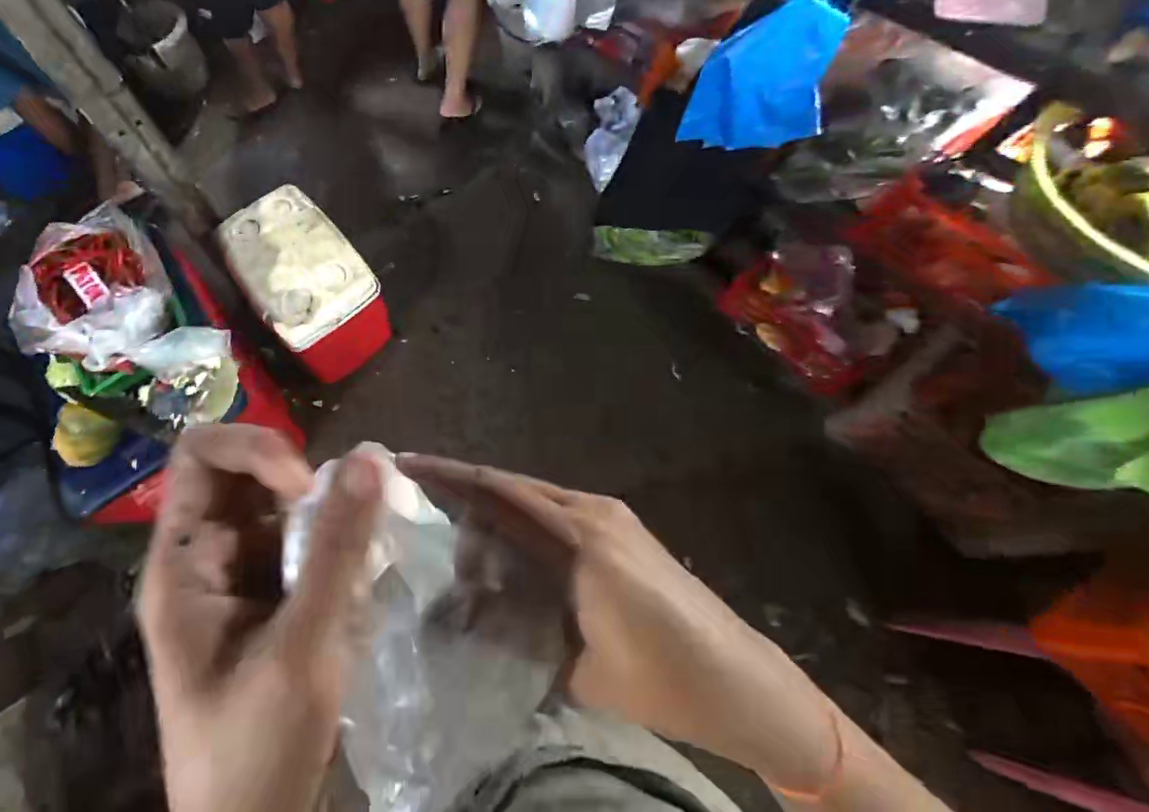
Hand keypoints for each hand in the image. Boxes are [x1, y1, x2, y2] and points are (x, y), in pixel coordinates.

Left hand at [140, 426, 383, 811]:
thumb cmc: (256, 751)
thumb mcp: (301, 650)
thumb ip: (334, 552)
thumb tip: (368, 459)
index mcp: (182, 563)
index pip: (200, 455)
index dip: (252, 448)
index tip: (303, 486)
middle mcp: (205, 556)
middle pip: (245, 473)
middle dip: (300, 480)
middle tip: (347, 514)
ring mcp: (238, 575)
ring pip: (280, 504)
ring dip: (325, 513)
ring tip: (361, 550)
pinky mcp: (270, 595)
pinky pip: (301, 539)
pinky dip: (333, 542)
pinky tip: (358, 577)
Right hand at [397, 455, 776, 751]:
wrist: (743, 683)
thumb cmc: (663, 679)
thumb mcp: (580, 666)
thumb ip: (521, 630)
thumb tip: (468, 610)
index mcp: (580, 535)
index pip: (500, 490)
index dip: (449, 474)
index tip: (406, 463)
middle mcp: (593, 510)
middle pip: (514, 487)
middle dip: (464, 493)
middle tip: (419, 511)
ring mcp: (611, 517)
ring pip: (534, 500)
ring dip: (494, 511)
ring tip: (453, 539)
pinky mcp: (621, 531)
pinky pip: (557, 515)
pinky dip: (523, 524)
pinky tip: (502, 551)